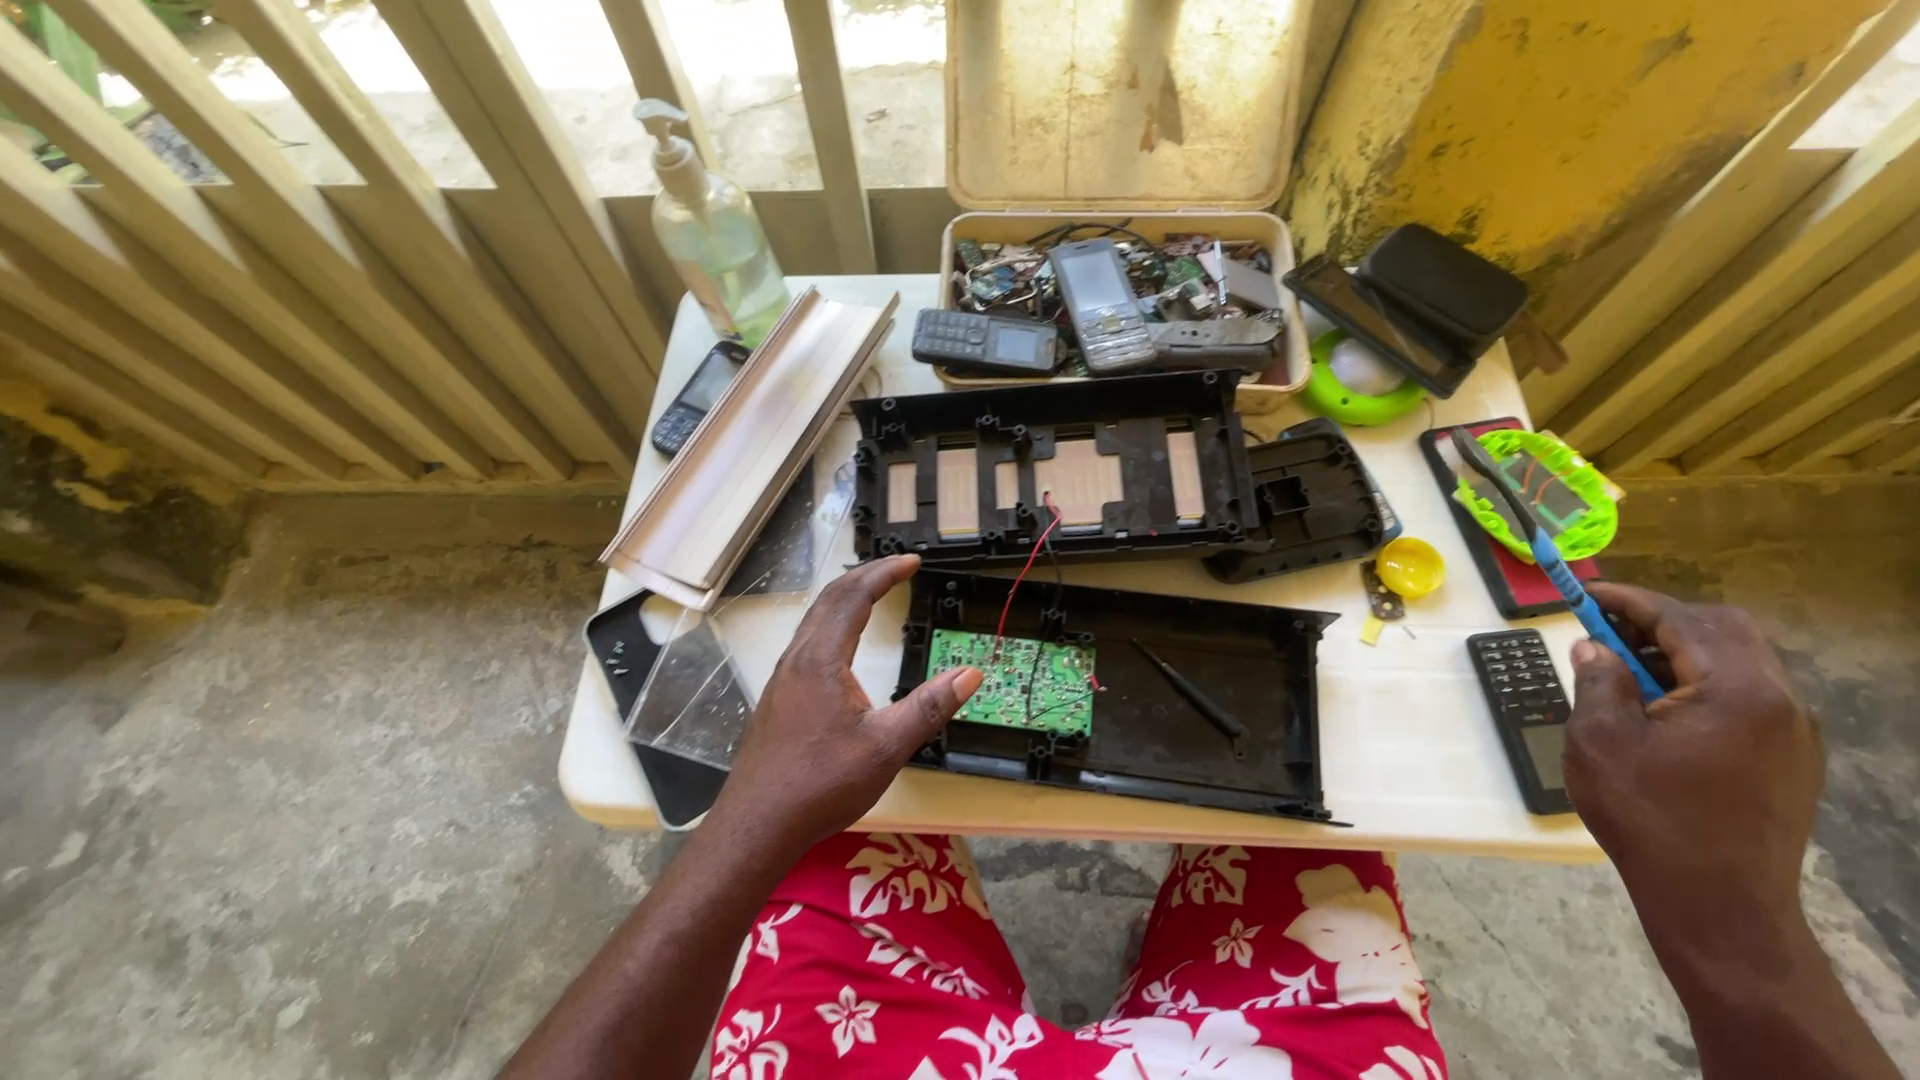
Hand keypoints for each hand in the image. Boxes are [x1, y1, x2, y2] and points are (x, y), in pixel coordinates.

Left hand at [712, 554, 982, 853]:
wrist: (757, 825)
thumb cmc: (821, 784)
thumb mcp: (886, 748)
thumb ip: (928, 708)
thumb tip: (971, 673)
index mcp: (821, 660)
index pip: (853, 597)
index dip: (885, 573)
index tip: (913, 561)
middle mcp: (797, 659)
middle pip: (829, 599)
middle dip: (865, 576)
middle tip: (898, 568)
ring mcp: (783, 679)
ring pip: (814, 620)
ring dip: (845, 598)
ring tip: (872, 593)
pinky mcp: (778, 699)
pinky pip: (807, 641)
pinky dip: (832, 622)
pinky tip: (842, 646)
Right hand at [1565, 583, 1823, 930]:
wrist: (1718, 903)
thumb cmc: (1649, 815)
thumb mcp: (1601, 740)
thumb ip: (1600, 682)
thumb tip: (1594, 648)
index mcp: (1738, 691)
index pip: (1683, 620)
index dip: (1629, 601)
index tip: (1584, 594)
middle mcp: (1780, 702)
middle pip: (1726, 631)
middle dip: (1663, 621)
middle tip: (1607, 631)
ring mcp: (1793, 733)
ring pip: (1740, 663)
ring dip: (1682, 654)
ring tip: (1626, 673)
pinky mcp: (1790, 759)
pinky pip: (1748, 697)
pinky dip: (1702, 684)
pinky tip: (1661, 712)